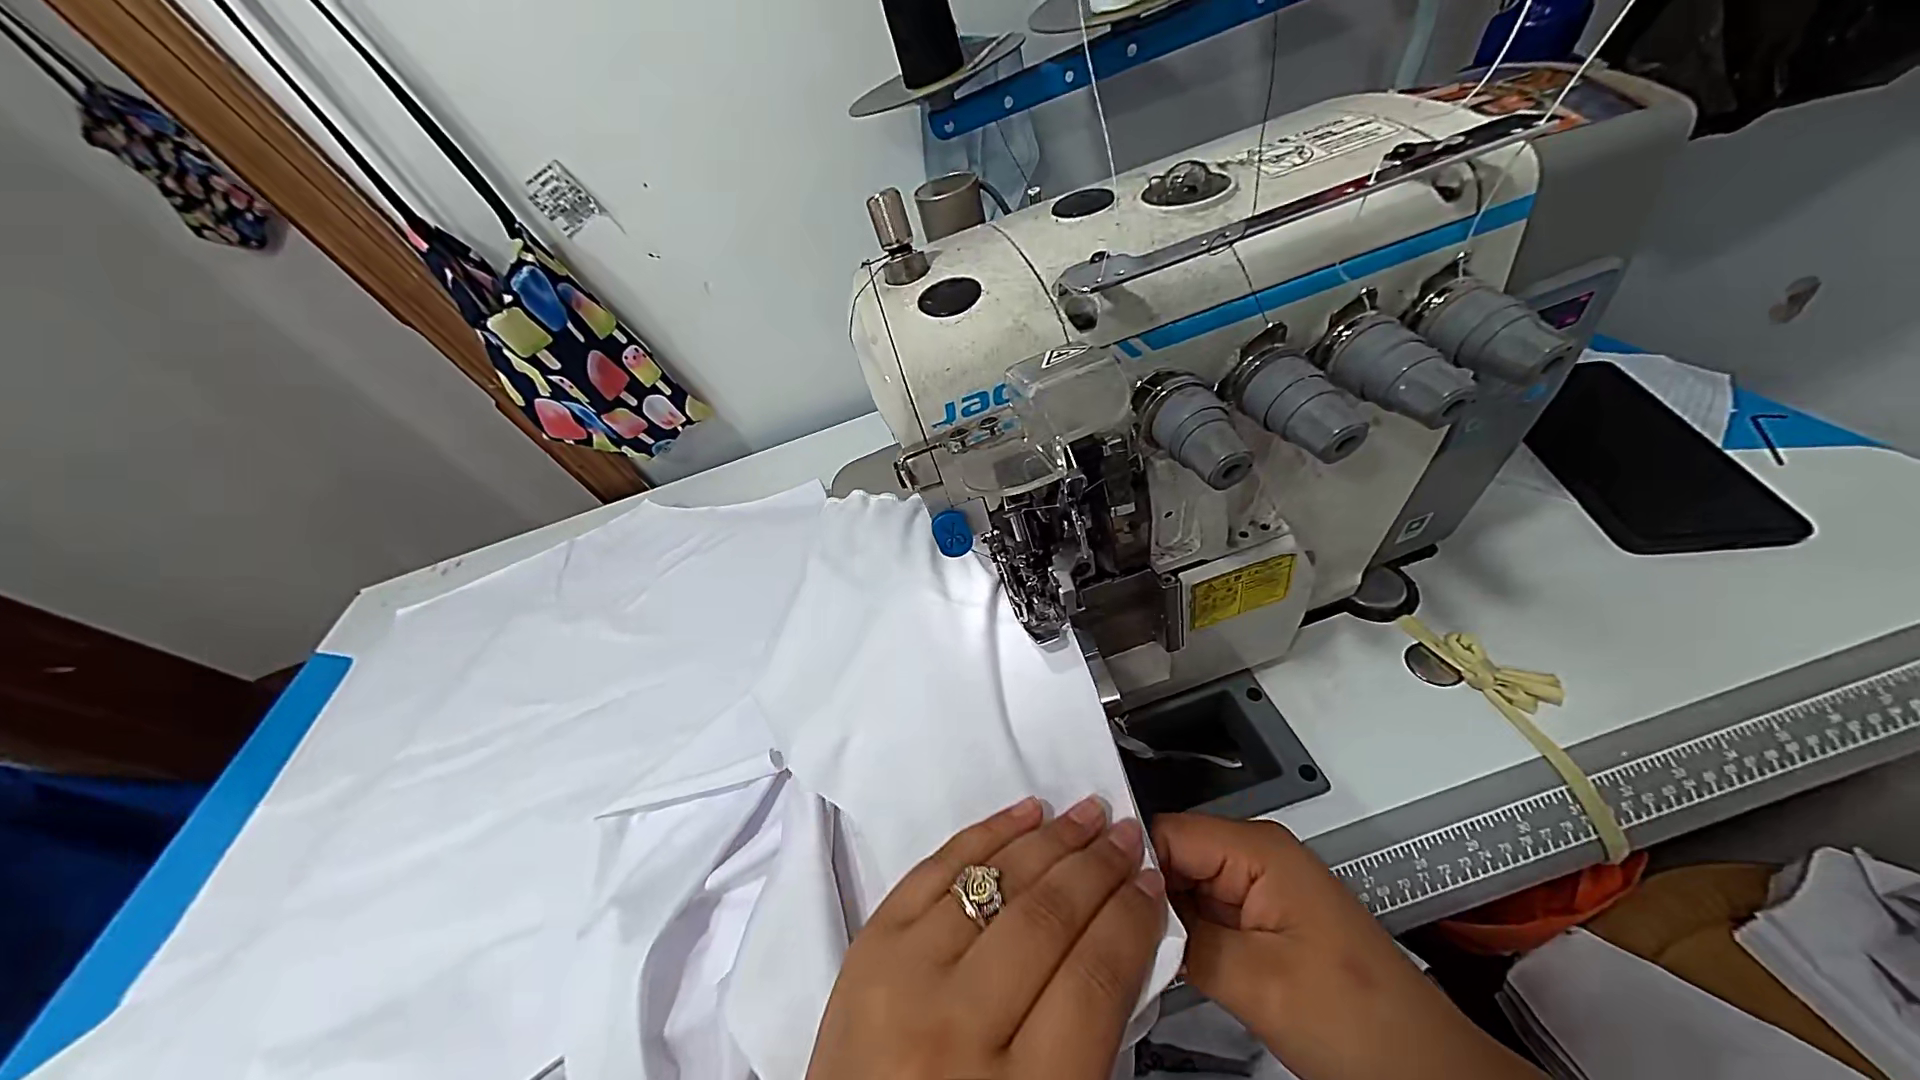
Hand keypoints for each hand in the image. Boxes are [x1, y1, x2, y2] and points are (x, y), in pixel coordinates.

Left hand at [807, 797, 1166, 1079]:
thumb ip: (1089, 1033)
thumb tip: (1122, 932)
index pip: (1095, 978)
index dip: (1131, 920)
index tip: (1151, 885)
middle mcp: (958, 1027)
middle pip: (1048, 918)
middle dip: (1098, 868)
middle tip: (1127, 838)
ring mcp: (905, 977)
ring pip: (996, 881)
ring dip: (1050, 839)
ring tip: (1086, 815)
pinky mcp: (869, 945)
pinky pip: (936, 868)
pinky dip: (986, 834)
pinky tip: (1023, 814)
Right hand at [1151, 813, 1540, 1079]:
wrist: (1426, 1073)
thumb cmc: (1369, 1025)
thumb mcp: (1257, 981)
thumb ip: (1183, 937)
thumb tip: (1130, 913)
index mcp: (1259, 849)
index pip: (1164, 832)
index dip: (1132, 866)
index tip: (1107, 903)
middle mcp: (1257, 856)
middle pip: (1169, 856)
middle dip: (1145, 897)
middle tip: (1126, 938)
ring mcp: (1258, 887)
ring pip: (1181, 886)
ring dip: (1163, 920)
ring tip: (1150, 955)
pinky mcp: (1259, 917)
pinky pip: (1201, 912)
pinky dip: (1183, 937)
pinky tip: (1173, 962)